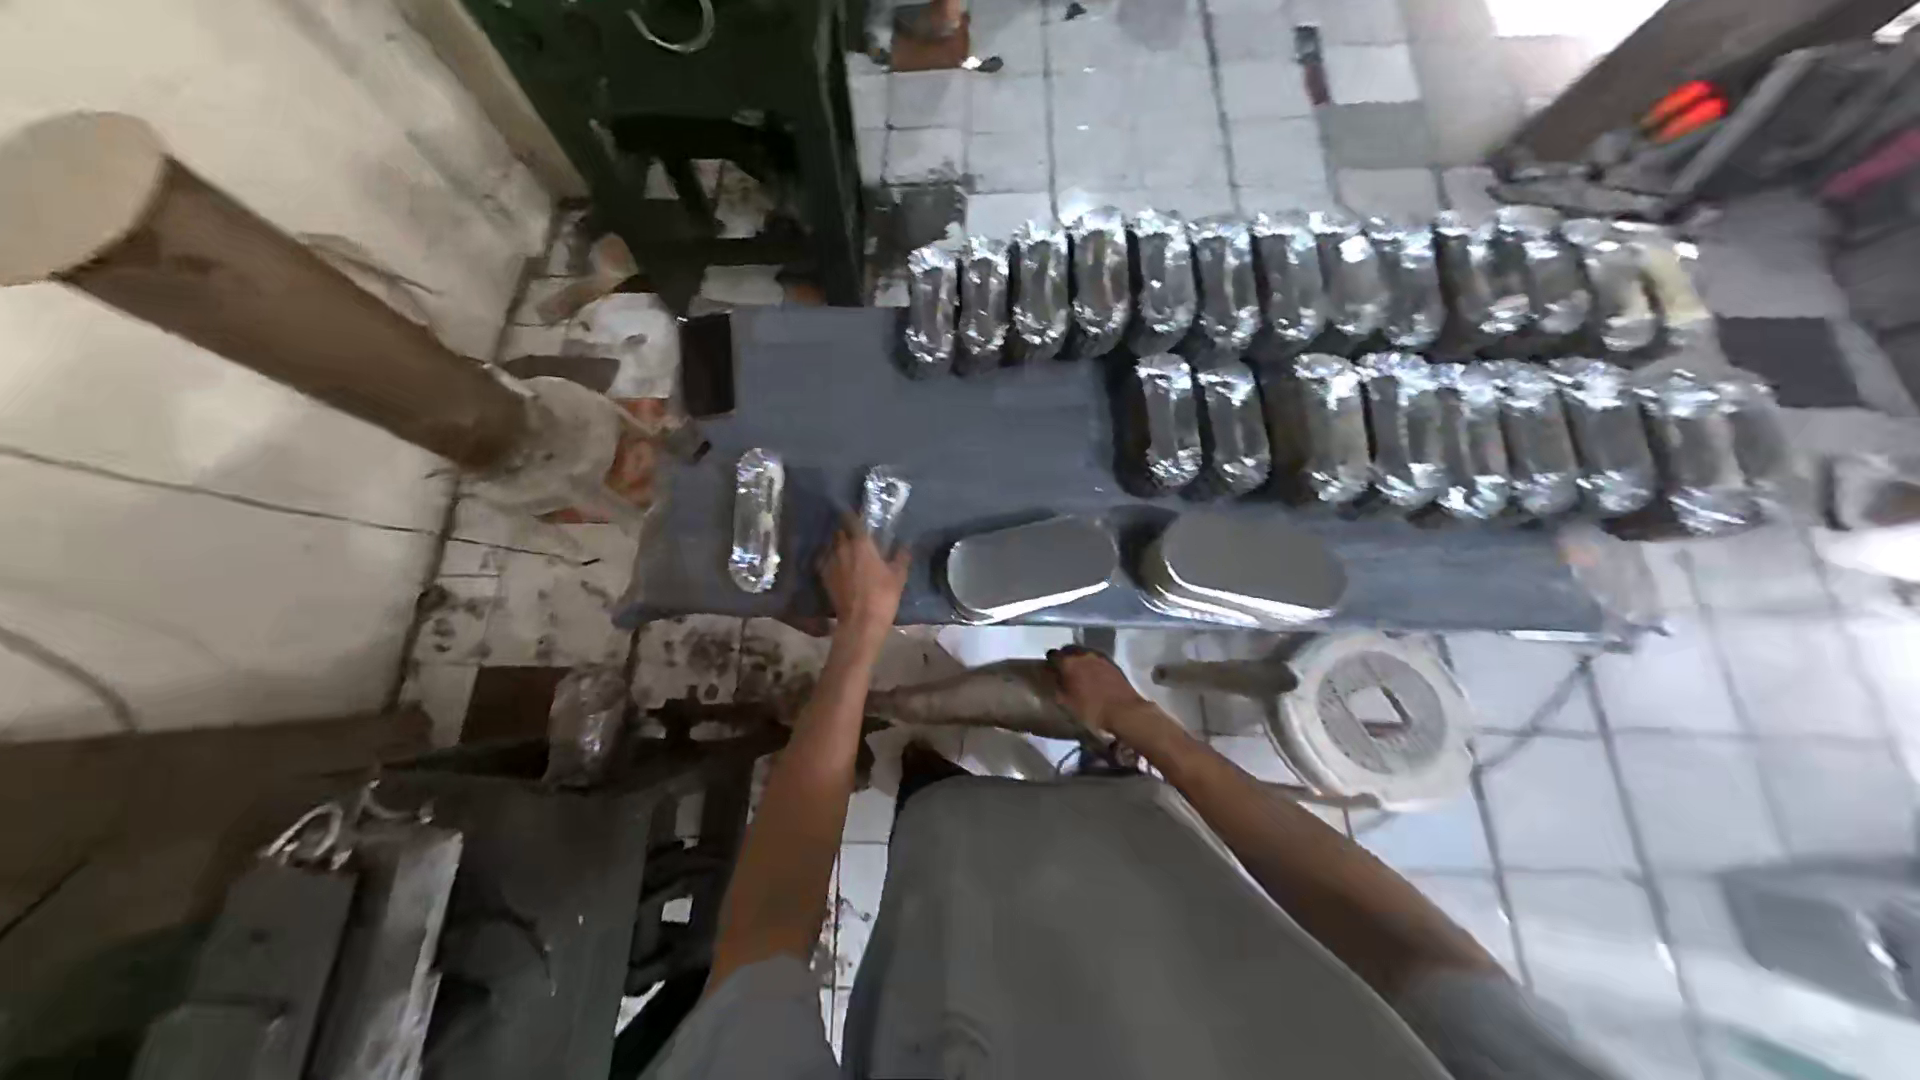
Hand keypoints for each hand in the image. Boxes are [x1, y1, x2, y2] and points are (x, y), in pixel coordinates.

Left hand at [818, 515, 909, 637]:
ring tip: (846, 551)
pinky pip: (825, 561)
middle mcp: (842, 548)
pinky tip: (837, 566)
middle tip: (855, 535)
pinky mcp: (823, 577)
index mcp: (861, 543)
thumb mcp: (898, 576)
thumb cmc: (883, 595)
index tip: (856, 514)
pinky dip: (831, 560)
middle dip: (846, 531)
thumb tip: (905, 544)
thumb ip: (901, 556)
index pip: (852, 520)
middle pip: (840, 532)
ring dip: (838, 546)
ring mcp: (830, 562)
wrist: (861, 622)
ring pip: (832, 546)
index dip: (853, 515)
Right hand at [1046, 646, 1163, 739]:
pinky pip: (1097, 659)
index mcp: (1068, 663)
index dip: (1050, 661)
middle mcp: (1083, 655)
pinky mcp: (1113, 663)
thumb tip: (1056, 681)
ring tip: (1080, 672)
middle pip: (1069, 649)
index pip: (1053, 655)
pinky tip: (1094, 676)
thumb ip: (1059, 689)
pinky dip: (1092, 665)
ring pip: (1084, 653)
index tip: (1050, 669)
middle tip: (1064, 669)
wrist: (1124, 712)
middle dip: (1065, 657)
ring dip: (1080, 660)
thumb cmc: (1091, 710)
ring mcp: (1100, 657)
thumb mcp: (1067, 704)